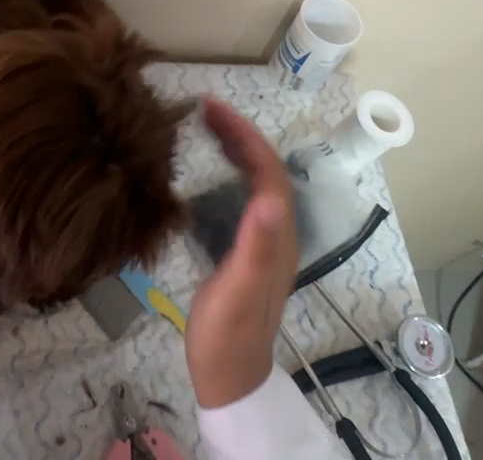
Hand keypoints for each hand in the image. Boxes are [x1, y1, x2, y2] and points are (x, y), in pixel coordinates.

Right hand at [185, 97, 298, 407]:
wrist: (230, 375)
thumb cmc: (226, 333)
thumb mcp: (236, 289)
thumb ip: (255, 245)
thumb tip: (268, 198)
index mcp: (277, 236)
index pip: (267, 170)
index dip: (244, 135)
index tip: (213, 108)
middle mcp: (278, 232)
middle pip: (265, 170)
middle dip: (240, 133)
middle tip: (205, 109)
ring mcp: (265, 240)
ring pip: (256, 180)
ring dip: (237, 148)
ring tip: (207, 125)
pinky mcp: (249, 248)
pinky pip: (245, 194)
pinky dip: (231, 170)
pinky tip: (211, 167)